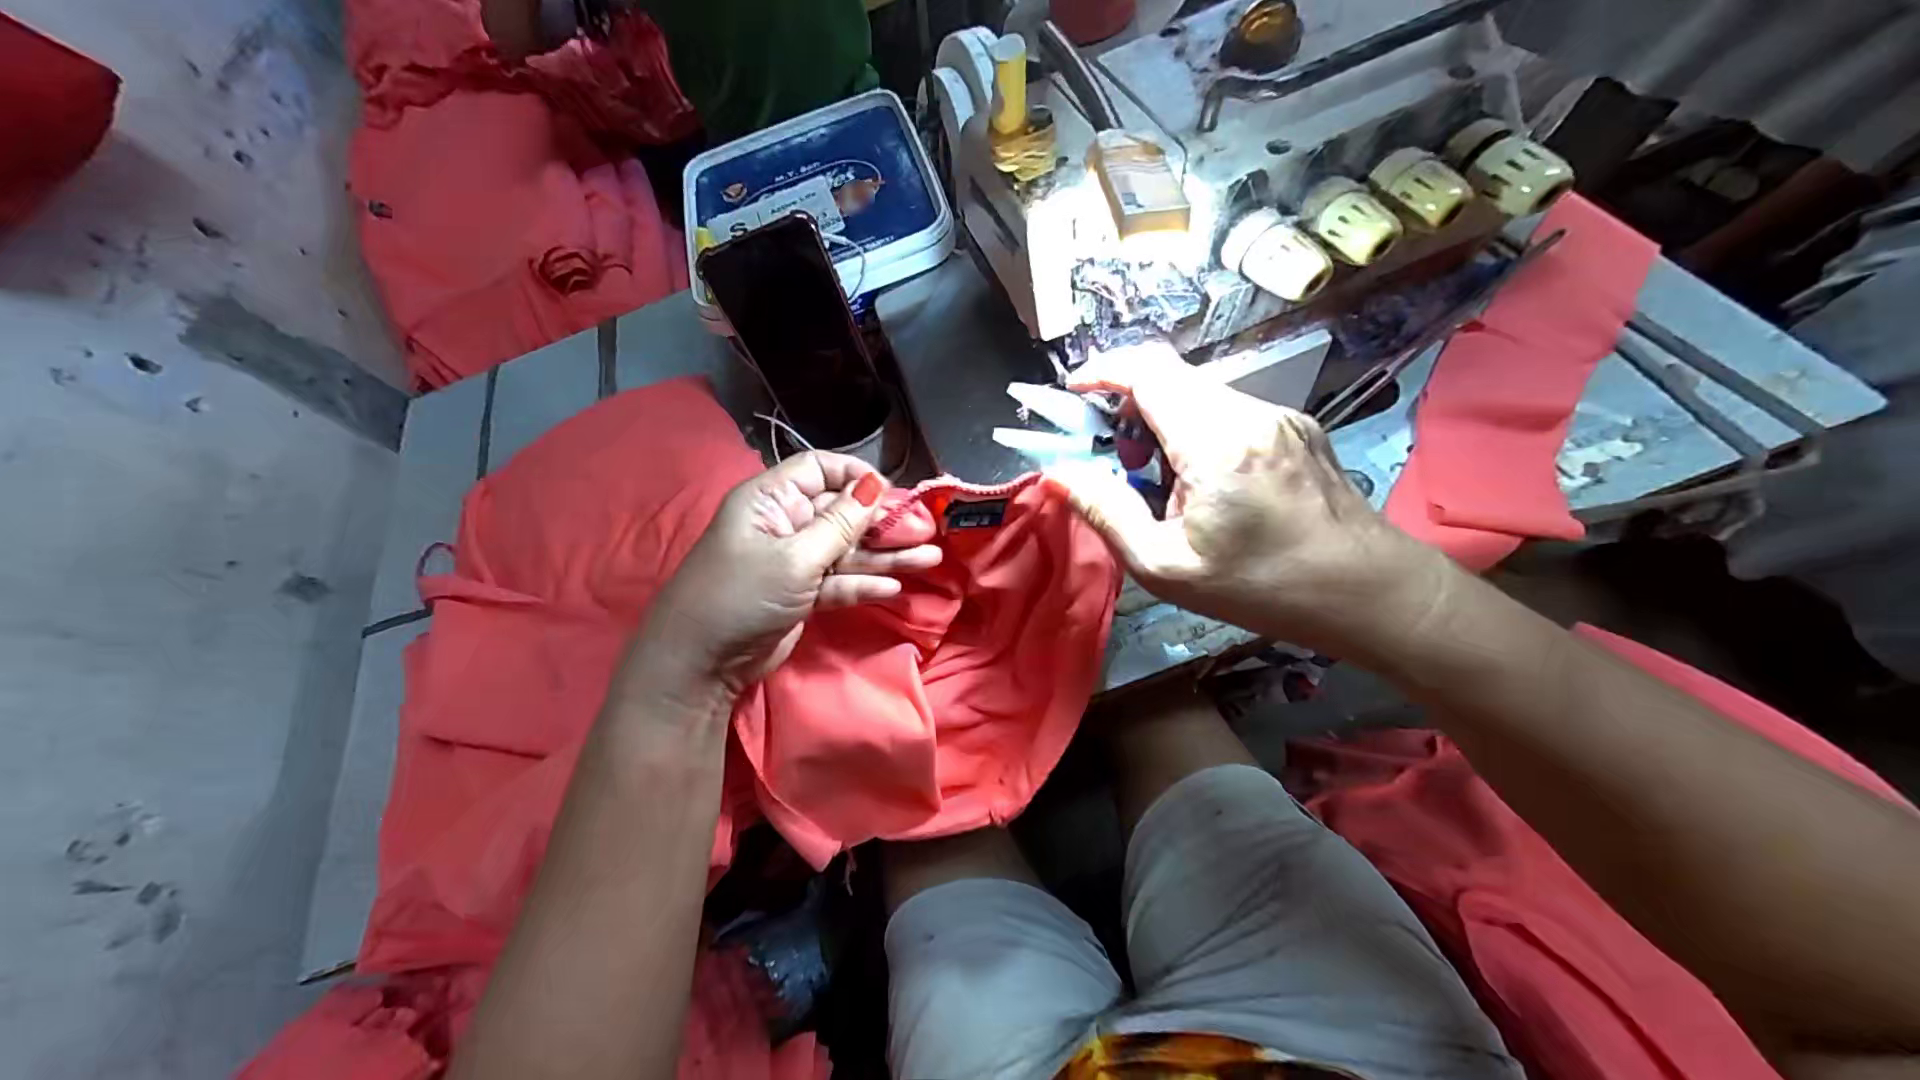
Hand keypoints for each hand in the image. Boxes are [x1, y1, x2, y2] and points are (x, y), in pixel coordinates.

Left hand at [631, 452, 941, 709]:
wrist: (701, 663)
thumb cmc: (742, 594)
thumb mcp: (795, 556)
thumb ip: (840, 523)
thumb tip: (875, 484)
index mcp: (771, 500)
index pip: (819, 469)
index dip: (856, 476)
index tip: (891, 491)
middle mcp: (785, 524)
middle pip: (842, 512)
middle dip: (883, 521)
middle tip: (926, 530)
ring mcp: (795, 561)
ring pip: (848, 550)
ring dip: (885, 555)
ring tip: (930, 559)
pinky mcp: (802, 594)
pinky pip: (840, 582)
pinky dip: (863, 584)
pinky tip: (893, 588)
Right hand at [1048, 342, 1458, 663]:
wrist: (1368, 593)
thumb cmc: (1262, 587)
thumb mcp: (1166, 566)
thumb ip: (1106, 513)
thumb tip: (1059, 476)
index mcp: (1215, 441)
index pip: (1148, 369)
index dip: (1102, 371)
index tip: (1073, 395)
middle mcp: (1249, 412)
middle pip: (1171, 378)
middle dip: (1128, 406)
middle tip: (1116, 459)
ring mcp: (1279, 416)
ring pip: (1199, 395)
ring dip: (1162, 423)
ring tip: (1159, 482)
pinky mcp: (1295, 428)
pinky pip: (1227, 412)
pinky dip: (1195, 433)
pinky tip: (1204, 484)